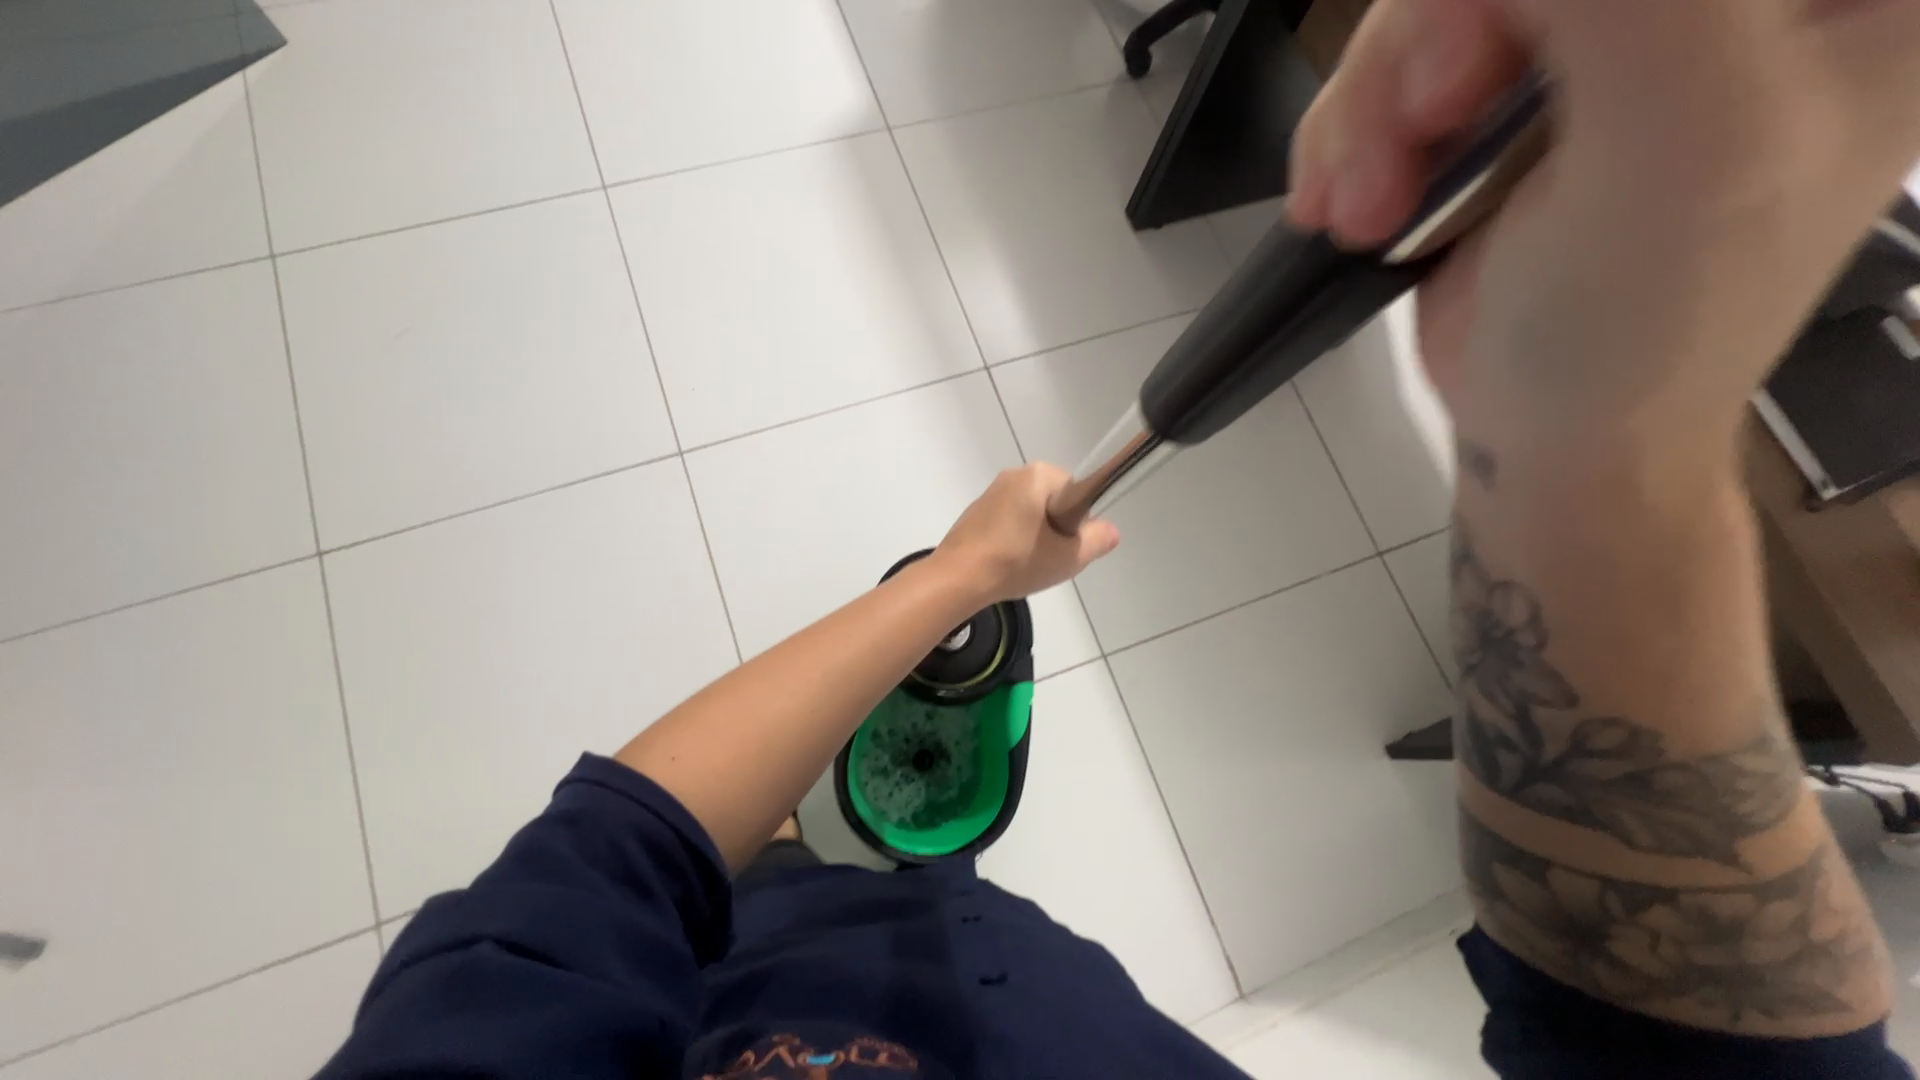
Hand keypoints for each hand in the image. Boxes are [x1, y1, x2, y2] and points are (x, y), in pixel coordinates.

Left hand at [932, 465, 1119, 602]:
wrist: (959, 578)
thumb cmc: (1017, 561)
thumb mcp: (1069, 557)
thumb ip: (1098, 540)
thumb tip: (1110, 531)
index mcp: (1038, 475)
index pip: (1078, 492)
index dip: (1078, 523)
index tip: (1067, 546)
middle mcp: (1014, 475)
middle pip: (1054, 502)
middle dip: (1056, 529)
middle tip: (1049, 558)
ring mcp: (991, 492)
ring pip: (1031, 514)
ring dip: (1035, 536)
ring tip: (1026, 564)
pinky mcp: (975, 512)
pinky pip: (1008, 522)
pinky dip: (1014, 540)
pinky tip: (1008, 563)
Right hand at [1288, 0, 1919, 467]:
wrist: (1549, 442)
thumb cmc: (1636, 329)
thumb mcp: (1682, 143)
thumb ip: (1620, 2)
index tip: (1470, 67)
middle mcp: (1696, 14)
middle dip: (1426, 46)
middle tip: (1418, 134)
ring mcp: (1573, 63)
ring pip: (1426, 18)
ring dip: (1367, 116)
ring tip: (1365, 211)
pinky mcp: (1484, 120)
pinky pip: (1387, 81)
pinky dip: (1345, 145)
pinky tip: (1345, 208)